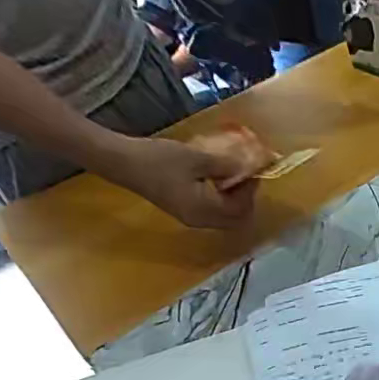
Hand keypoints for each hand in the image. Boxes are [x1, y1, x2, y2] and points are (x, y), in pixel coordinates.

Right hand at [121, 137, 257, 228]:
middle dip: (245, 198)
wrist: (124, 163)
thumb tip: (248, 167)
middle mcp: (201, 221)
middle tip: (247, 174)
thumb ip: (225, 166)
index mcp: (205, 211)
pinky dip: (220, 198)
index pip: (240, 209)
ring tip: (234, 174)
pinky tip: (217, 179)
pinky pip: (211, 211)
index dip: (250, 191)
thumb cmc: (160, 159)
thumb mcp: (197, 158)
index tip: (254, 169)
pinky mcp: (183, 211)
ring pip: (223, 215)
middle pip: (234, 217)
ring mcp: (191, 218)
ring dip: (233, 198)